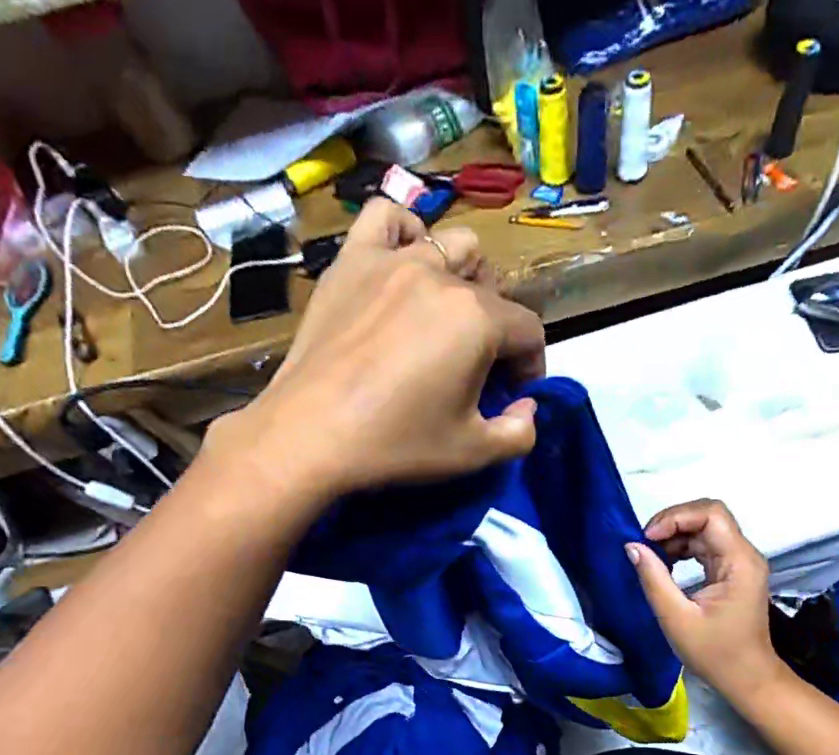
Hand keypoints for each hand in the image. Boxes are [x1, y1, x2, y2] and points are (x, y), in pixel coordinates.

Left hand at [205, 200, 545, 502]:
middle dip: (497, 324)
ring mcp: (393, 261)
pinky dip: (403, 234)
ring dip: (462, 275)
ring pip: (450, 243)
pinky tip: (402, 264)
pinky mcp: (351, 262)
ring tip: (445, 312)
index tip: (513, 393)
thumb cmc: (395, 444)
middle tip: (475, 363)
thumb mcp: (472, 453)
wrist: (308, 437)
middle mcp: (441, 276)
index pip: (528, 331)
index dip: (530, 365)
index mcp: (477, 319)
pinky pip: (385, 218)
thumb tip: (528, 407)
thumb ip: (520, 432)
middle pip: (492, 287)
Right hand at [627, 499, 785, 699]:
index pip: (711, 514)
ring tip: (650, 553)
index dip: (676, 517)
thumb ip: (654, 579)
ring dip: (675, 534)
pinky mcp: (732, 571)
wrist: (747, 678)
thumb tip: (632, 546)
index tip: (648, 538)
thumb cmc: (715, 653)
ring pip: (706, 528)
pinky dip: (682, 547)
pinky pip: (706, 544)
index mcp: (739, 563)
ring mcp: (740, 562)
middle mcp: (744, 555)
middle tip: (645, 542)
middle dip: (673, 522)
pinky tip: (664, 562)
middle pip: (709, 516)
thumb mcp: (676, 619)